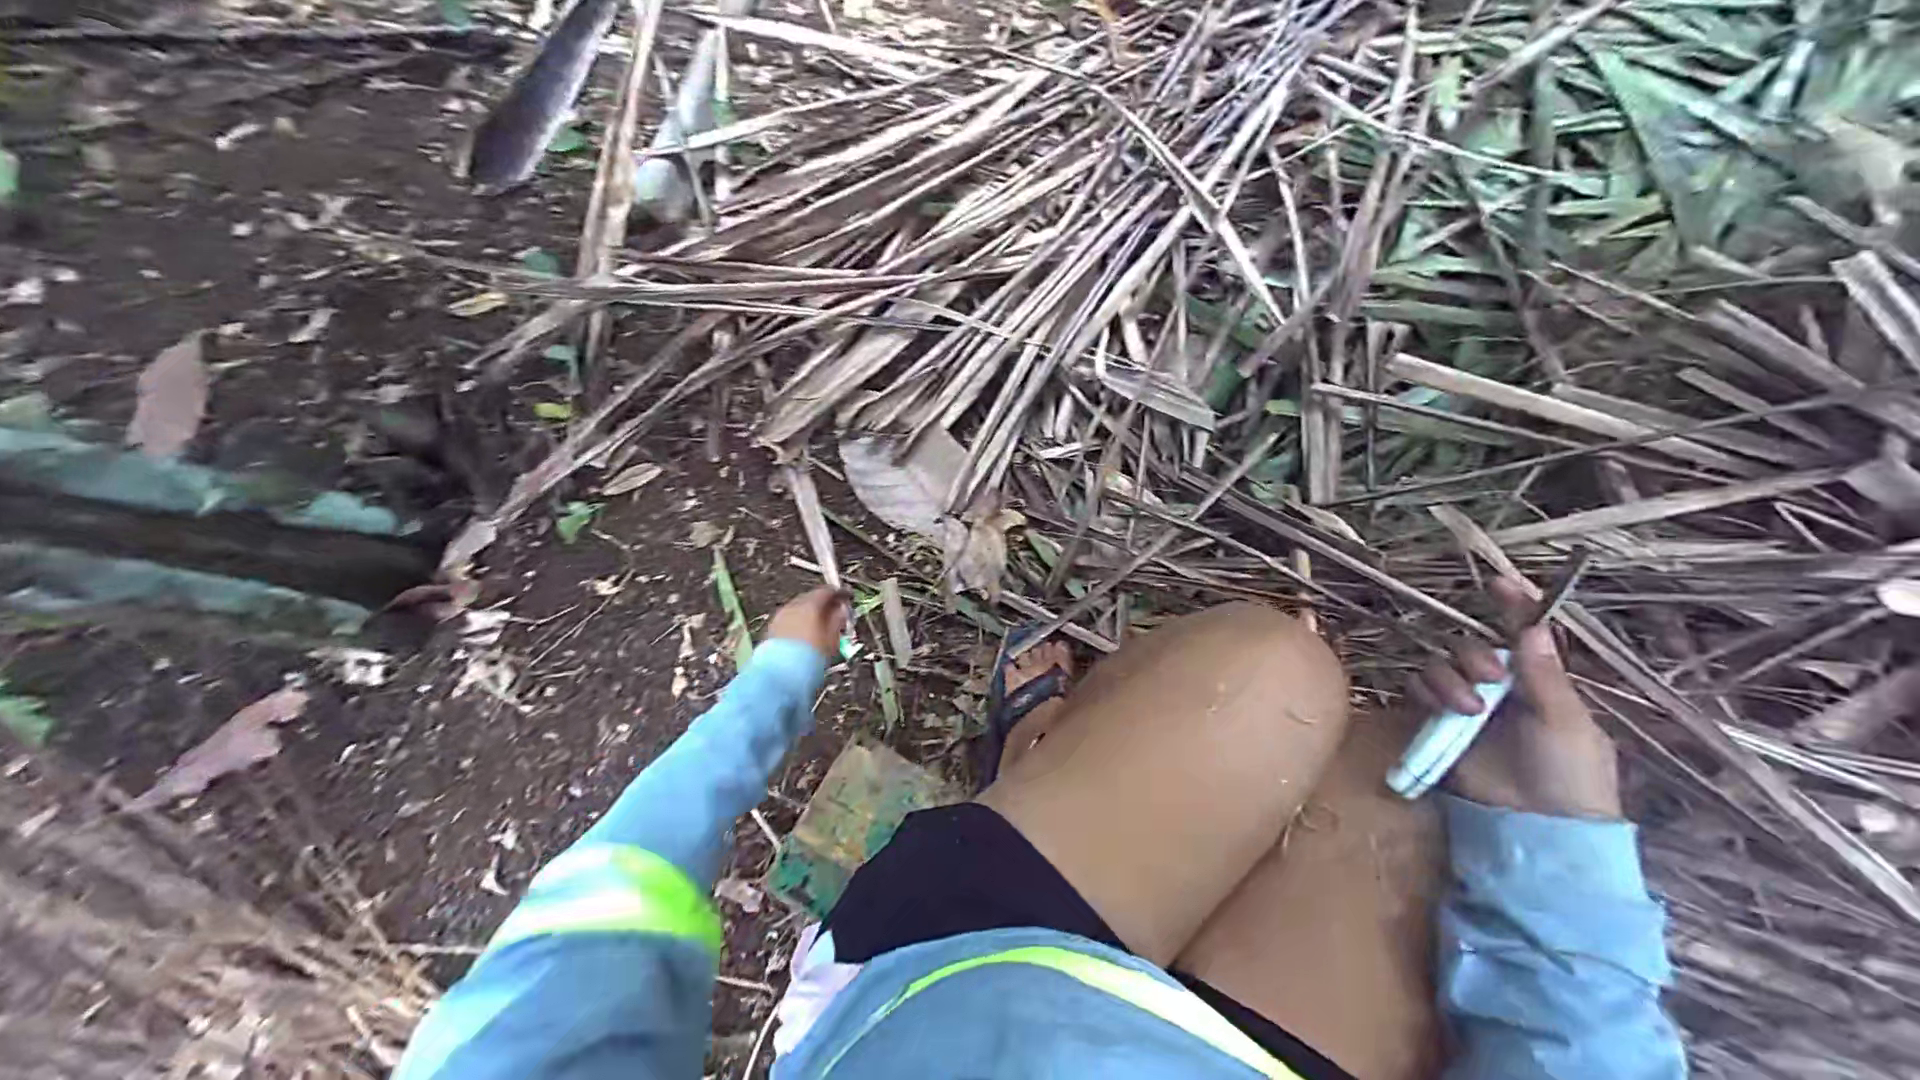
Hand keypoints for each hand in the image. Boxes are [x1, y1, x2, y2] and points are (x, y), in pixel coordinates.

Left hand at [765, 587, 850, 659]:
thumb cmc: (810, 659)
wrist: (781, 677)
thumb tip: (841, 612)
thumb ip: (837, 621)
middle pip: (811, 598)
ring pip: (798, 608)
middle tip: (835, 611)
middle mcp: (793, 607)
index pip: (826, 591)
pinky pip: (789, 619)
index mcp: (810, 606)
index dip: (838, 594)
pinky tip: (805, 634)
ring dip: (810, 613)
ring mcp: (780, 617)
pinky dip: (798, 622)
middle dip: (823, 603)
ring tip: (820, 625)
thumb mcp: (832, 640)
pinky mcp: (771, 629)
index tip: (845, 598)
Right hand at [1411, 576, 1621, 819]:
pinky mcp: (1437, 721)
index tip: (1498, 581)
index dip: (1513, 605)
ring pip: (1440, 665)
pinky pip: (1418, 689)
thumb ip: (1545, 676)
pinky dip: (1426, 692)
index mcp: (1539, 681)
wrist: (1535, 822)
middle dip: (1474, 655)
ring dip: (1450, 678)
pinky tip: (1444, 711)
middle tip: (1488, 677)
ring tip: (1468, 708)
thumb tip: (1533, 627)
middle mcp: (1499, 686)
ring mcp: (1466, 703)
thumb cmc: (1569, 773)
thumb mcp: (1567, 722)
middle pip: (1471, 646)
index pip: (1524, 633)